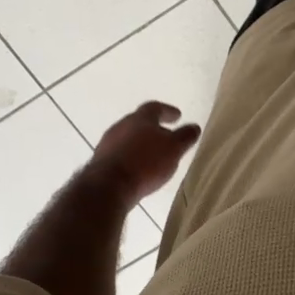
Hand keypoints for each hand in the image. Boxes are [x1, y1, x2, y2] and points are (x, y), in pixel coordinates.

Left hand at [84, 102, 201, 204]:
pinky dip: (130, 157)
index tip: (178, 116)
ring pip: (127, 138)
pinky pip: (119, 154)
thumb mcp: (174, 149)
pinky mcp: (100, 161)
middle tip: (166, 135)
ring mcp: (107, 143)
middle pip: (138, 122)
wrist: (108, 187)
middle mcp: (121, 126)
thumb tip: (194, 127)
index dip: (167, 111)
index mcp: (140, 118)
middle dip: (153, 128)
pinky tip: (138, 169)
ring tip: (153, 154)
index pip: (155, 108)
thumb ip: (185, 136)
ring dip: (140, 143)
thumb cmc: (145, 162)